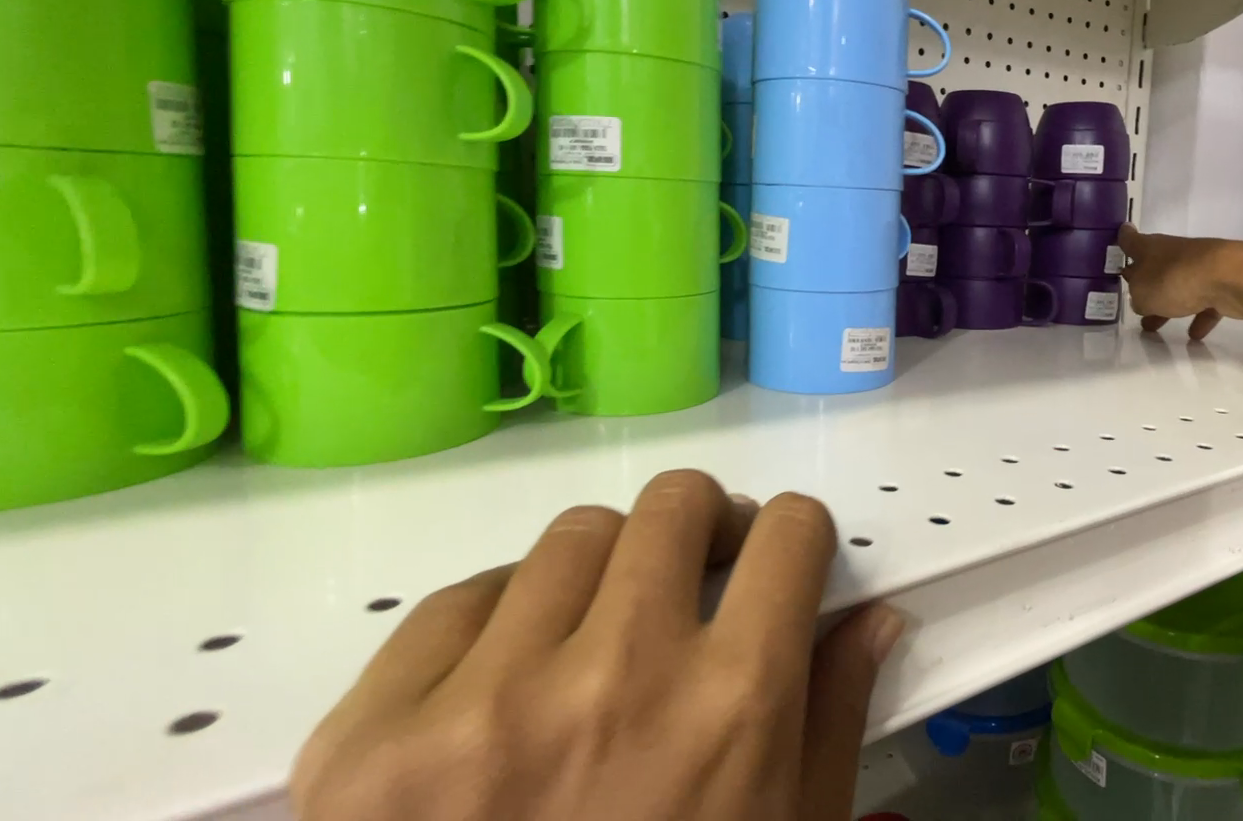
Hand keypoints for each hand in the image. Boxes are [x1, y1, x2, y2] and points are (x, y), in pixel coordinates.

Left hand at [291, 470, 904, 820]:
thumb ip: (835, 714)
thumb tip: (875, 613)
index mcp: (733, 707)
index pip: (789, 533)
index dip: (794, 535)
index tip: (777, 558)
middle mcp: (619, 675)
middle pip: (678, 502)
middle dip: (703, 525)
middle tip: (694, 572)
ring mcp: (484, 701)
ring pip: (575, 535)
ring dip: (605, 570)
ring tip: (596, 634)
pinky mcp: (367, 738)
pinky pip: (459, 601)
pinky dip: (499, 623)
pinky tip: (502, 688)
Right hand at [1117, 225, 1242, 340]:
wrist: (1230, 277)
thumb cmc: (1174, 279)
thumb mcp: (1142, 294)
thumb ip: (1137, 297)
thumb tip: (1141, 298)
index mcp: (1149, 249)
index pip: (1130, 240)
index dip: (1123, 239)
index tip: (1119, 238)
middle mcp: (1173, 252)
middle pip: (1153, 267)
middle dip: (1144, 286)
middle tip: (1135, 303)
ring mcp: (1198, 265)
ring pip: (1178, 286)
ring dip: (1168, 305)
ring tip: (1155, 328)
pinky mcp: (1221, 280)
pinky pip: (1205, 301)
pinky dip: (1199, 316)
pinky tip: (1195, 335)